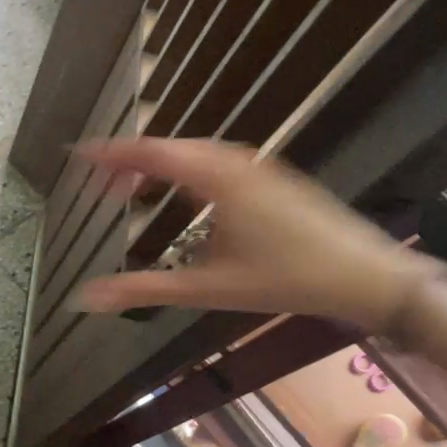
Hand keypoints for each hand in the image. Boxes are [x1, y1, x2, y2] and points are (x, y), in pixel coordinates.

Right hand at [70, 139, 446, 329]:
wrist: (368, 276)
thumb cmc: (286, 280)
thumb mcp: (207, 288)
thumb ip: (143, 289)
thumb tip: (85, 298)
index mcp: (218, 179)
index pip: (152, 153)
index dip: (111, 153)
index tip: (79, 153)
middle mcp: (238, 163)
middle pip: (172, 148)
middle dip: (132, 161)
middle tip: (101, 181)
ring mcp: (261, 168)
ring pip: (198, 154)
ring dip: (161, 165)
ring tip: (133, 186)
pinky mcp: (275, 180)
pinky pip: (218, 162)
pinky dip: (188, 171)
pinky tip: (184, 196)